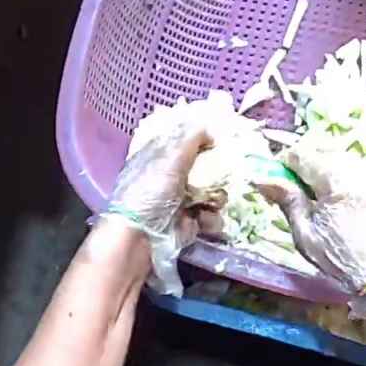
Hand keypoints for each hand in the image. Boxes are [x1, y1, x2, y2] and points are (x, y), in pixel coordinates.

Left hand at [102, 102, 213, 293]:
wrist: (138, 240)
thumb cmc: (149, 193)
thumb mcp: (169, 159)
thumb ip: (191, 138)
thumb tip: (209, 125)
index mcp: (157, 155)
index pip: (181, 137)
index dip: (201, 134)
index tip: (221, 135)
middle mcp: (167, 176)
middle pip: (201, 166)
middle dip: (217, 170)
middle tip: (227, 170)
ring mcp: (177, 201)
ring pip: (210, 192)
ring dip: (216, 198)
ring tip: (213, 203)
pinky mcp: (186, 224)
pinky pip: (208, 216)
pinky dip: (210, 219)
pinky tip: (204, 221)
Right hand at [258, 148, 365, 300]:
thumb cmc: (341, 260)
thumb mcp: (306, 235)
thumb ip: (287, 201)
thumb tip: (262, 179)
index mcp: (336, 183)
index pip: (304, 155)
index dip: (289, 163)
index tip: (285, 177)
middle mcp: (362, 171)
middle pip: (328, 152)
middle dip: (314, 164)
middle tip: (308, 187)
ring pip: (351, 159)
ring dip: (337, 168)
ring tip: (335, 195)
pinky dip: (359, 177)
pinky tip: (358, 199)